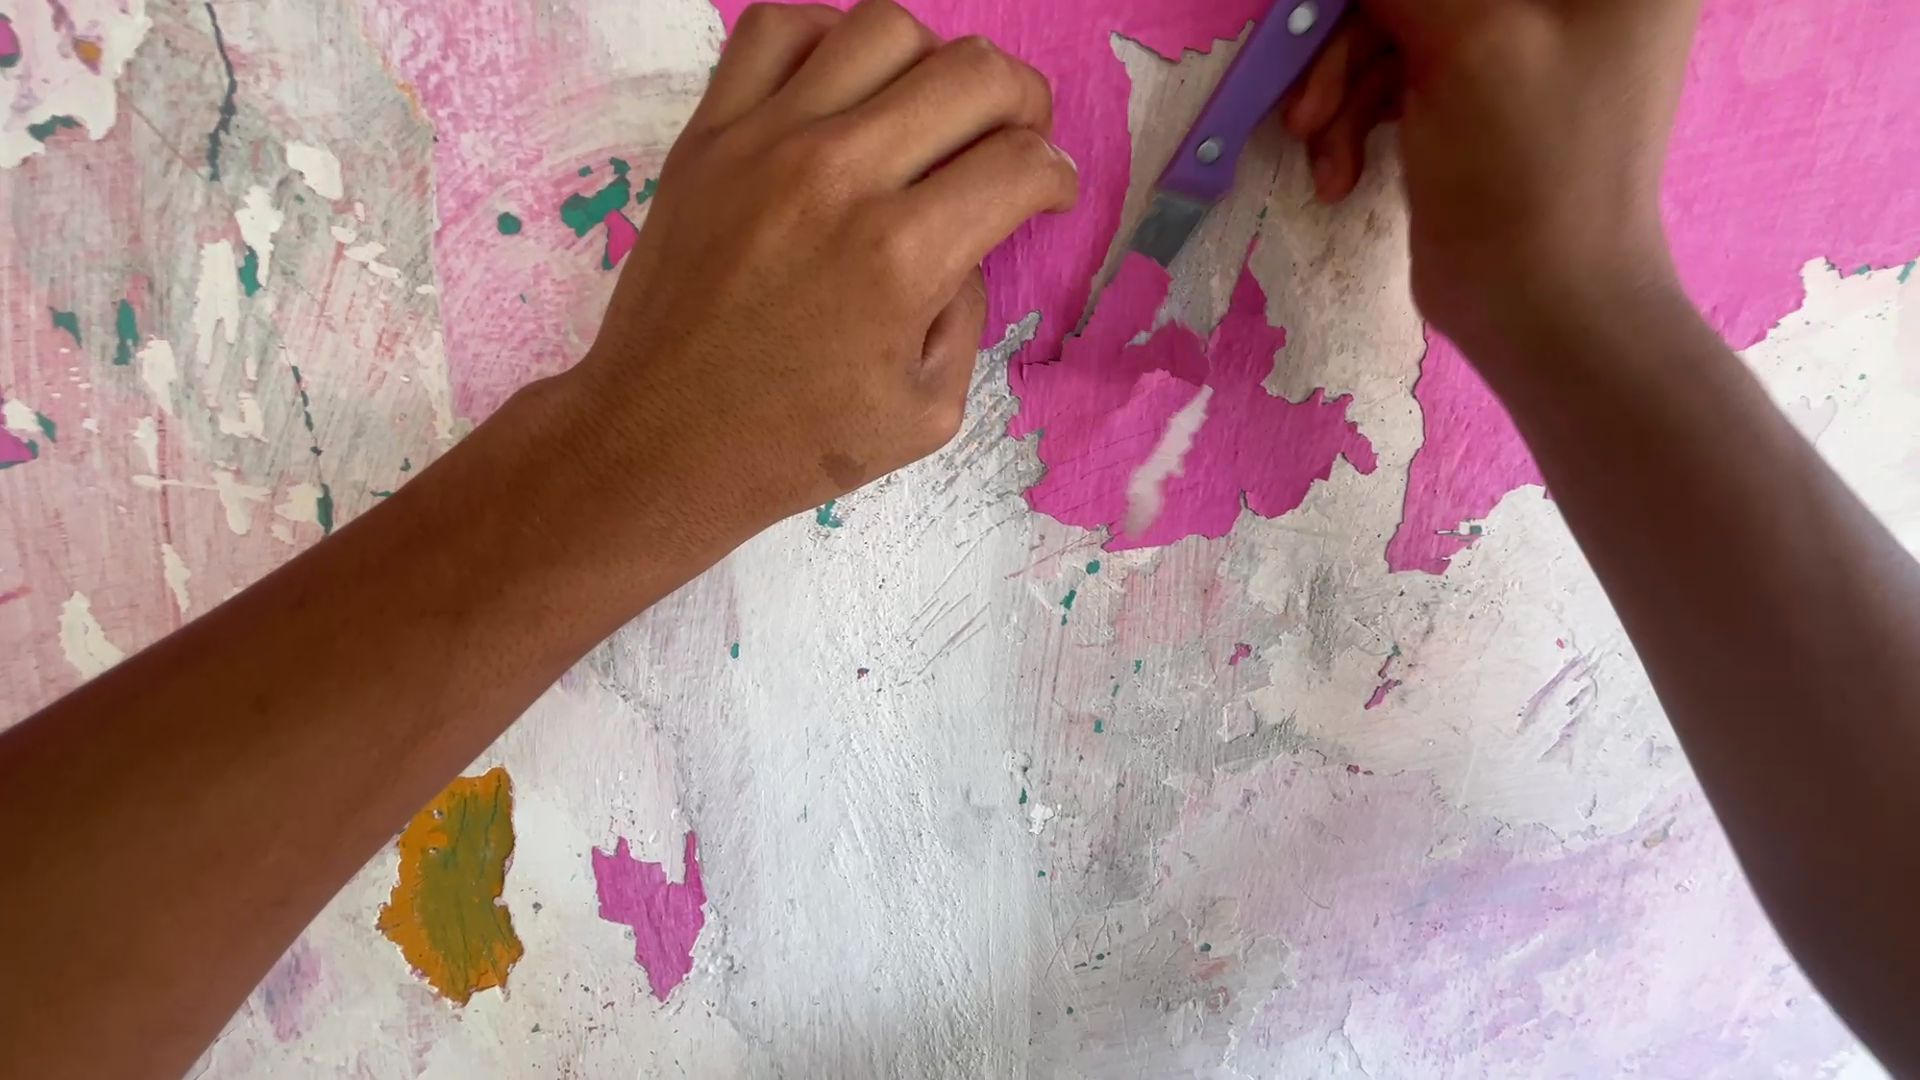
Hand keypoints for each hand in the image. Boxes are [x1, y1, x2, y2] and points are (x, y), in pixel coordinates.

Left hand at [568, 0, 1076, 538]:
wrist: (665, 440)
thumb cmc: (797, 444)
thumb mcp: (927, 412)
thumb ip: (967, 315)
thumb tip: (966, 242)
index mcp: (905, 258)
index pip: (1018, 167)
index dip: (1055, 177)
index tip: (1050, 194)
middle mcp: (842, 176)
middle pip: (973, 76)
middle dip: (1024, 103)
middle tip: (1020, 140)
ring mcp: (766, 142)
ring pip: (886, 30)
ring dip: (938, 65)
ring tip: (936, 115)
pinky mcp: (708, 135)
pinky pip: (779, 30)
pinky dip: (832, 41)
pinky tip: (846, 93)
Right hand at [1280, 0, 1700, 352]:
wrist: (1534, 299)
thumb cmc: (1525, 168)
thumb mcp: (1468, 45)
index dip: (1373, 1)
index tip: (1321, 24)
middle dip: (1346, 52)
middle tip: (1305, 117)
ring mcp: (1508, 45)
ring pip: (1391, 38)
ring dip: (1340, 104)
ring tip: (1325, 168)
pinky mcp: (1464, 100)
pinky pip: (1389, 87)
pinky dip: (1352, 131)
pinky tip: (1338, 179)